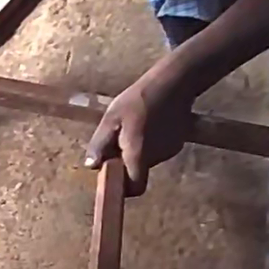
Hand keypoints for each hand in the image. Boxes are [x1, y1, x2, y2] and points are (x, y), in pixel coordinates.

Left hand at [83, 72, 194, 195]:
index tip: (113, 173)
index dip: (124, 187)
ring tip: (133, 128)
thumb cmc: (139, 98)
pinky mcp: (177, 143)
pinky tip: (148, 124)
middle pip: (137, 172)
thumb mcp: (111, 118)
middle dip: (125, 164)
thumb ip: (100, 144)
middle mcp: (157, 157)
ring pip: (146, 161)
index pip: (136, 188)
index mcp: (139, 154)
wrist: (175, 81)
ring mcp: (169, 151)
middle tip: (117, 141)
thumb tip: (91, 166)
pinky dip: (150, 145)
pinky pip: (157, 151)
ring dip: (136, 152)